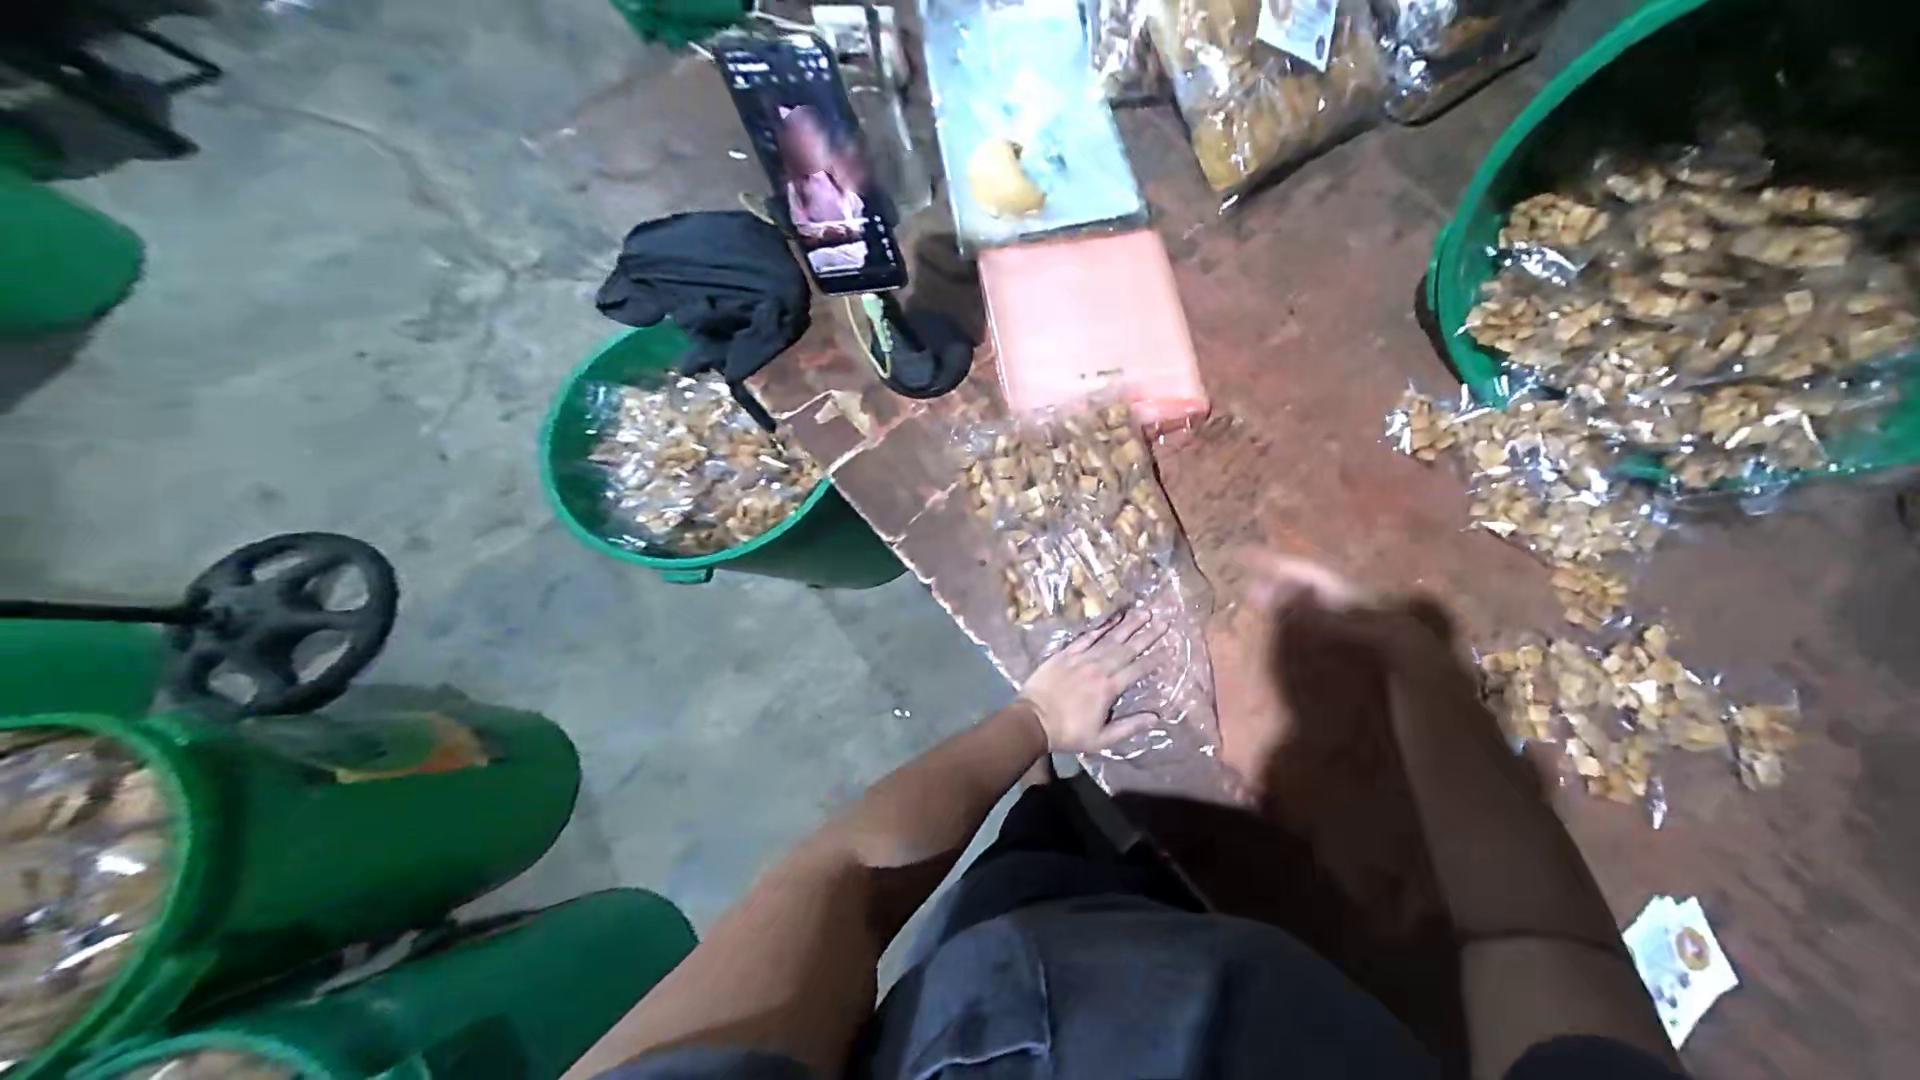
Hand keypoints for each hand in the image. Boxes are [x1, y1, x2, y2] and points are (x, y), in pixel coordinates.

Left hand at [1017, 607, 1166, 753]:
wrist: (1033, 720)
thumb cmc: (1068, 732)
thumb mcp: (1102, 738)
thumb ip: (1129, 726)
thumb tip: (1155, 717)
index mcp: (1108, 688)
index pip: (1137, 669)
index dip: (1155, 659)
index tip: (1169, 648)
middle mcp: (1097, 668)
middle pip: (1127, 648)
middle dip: (1147, 634)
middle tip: (1163, 620)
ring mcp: (1080, 658)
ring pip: (1108, 638)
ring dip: (1127, 625)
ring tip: (1143, 613)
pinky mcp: (1064, 653)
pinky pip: (1085, 637)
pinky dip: (1099, 627)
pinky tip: (1111, 619)